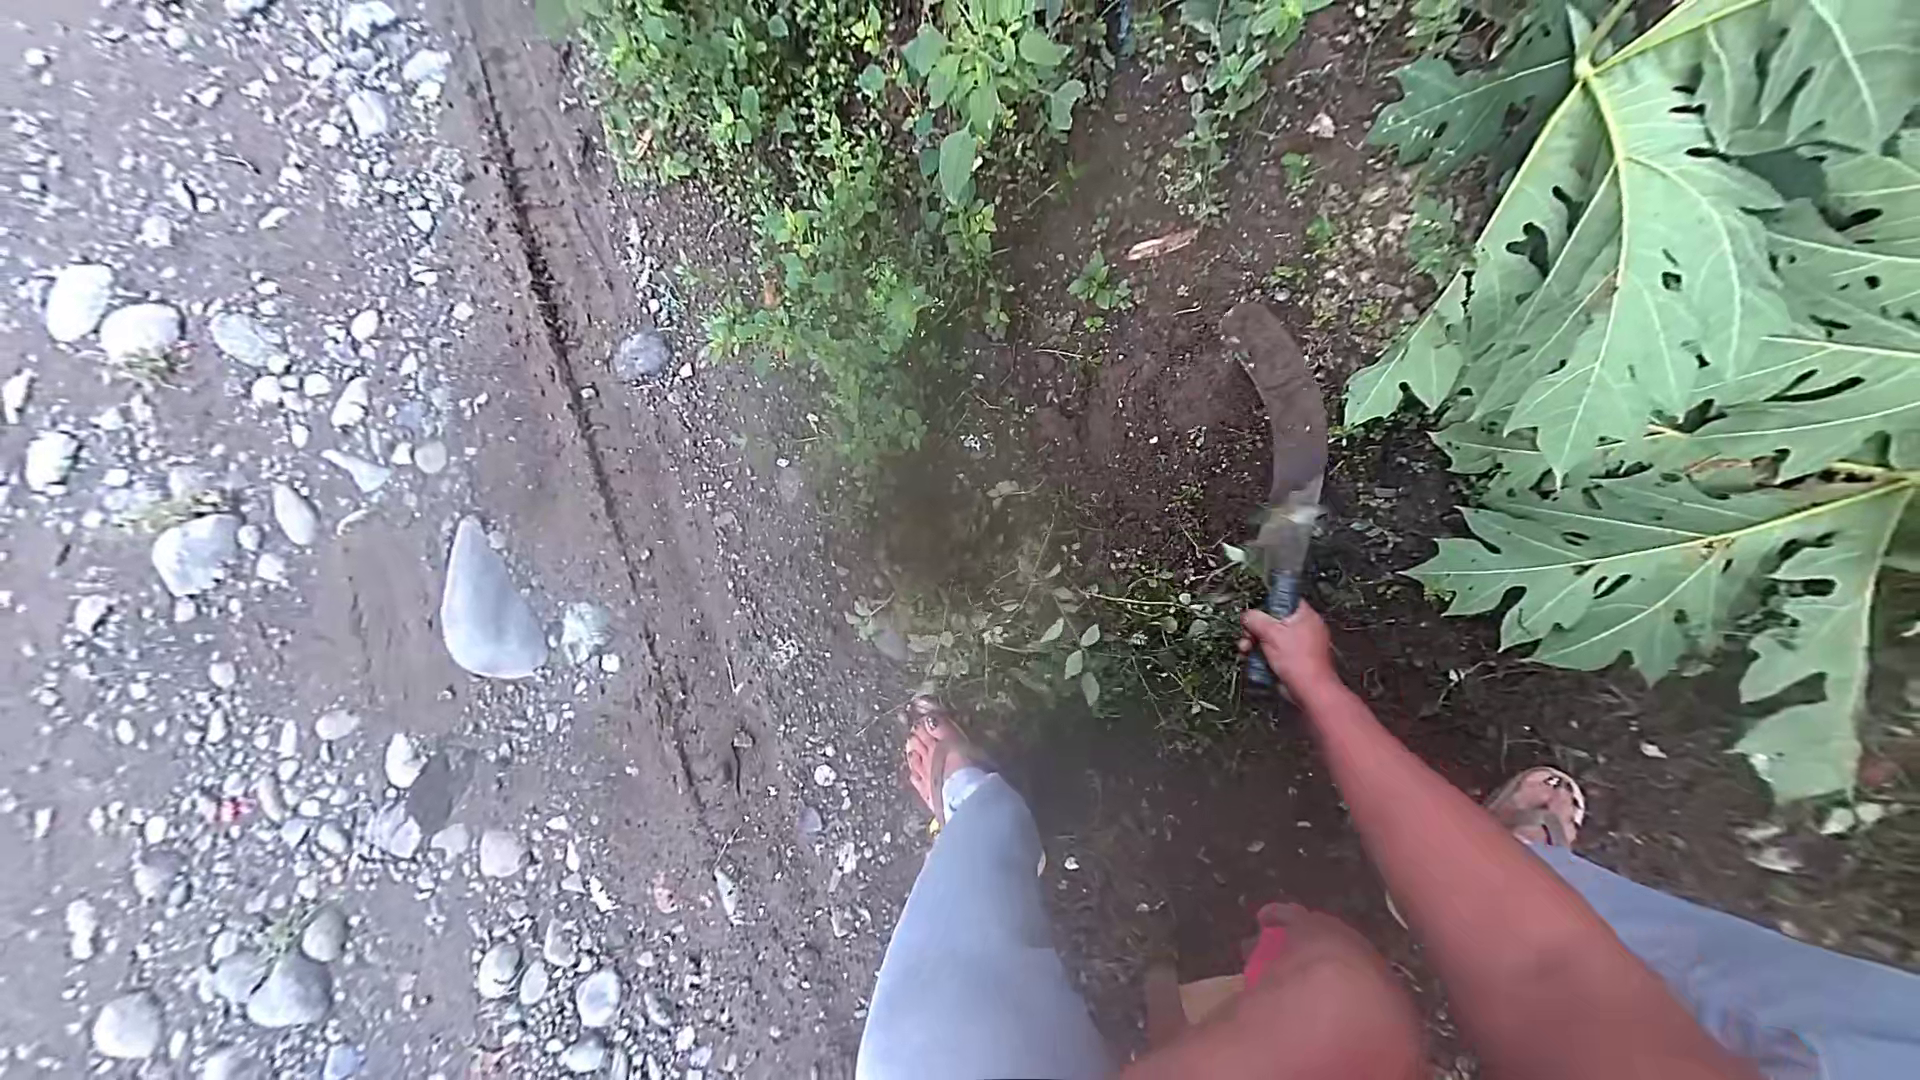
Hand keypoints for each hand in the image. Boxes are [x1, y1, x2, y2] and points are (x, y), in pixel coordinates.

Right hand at [1240, 602, 1340, 699]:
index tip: (1254, 613)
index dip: (1266, 604)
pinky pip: (1273, 649)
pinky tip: (1251, 658)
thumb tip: (1247, 615)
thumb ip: (1255, 619)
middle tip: (1247, 636)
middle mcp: (1304, 627)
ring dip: (1254, 642)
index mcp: (1305, 615)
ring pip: (1270, 636)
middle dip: (1255, 629)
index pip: (1284, 599)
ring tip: (1246, 650)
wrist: (1309, 690)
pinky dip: (1261, 653)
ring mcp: (1299, 643)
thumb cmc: (1297, 660)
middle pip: (1272, 619)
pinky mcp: (1293, 658)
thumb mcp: (1271, 633)